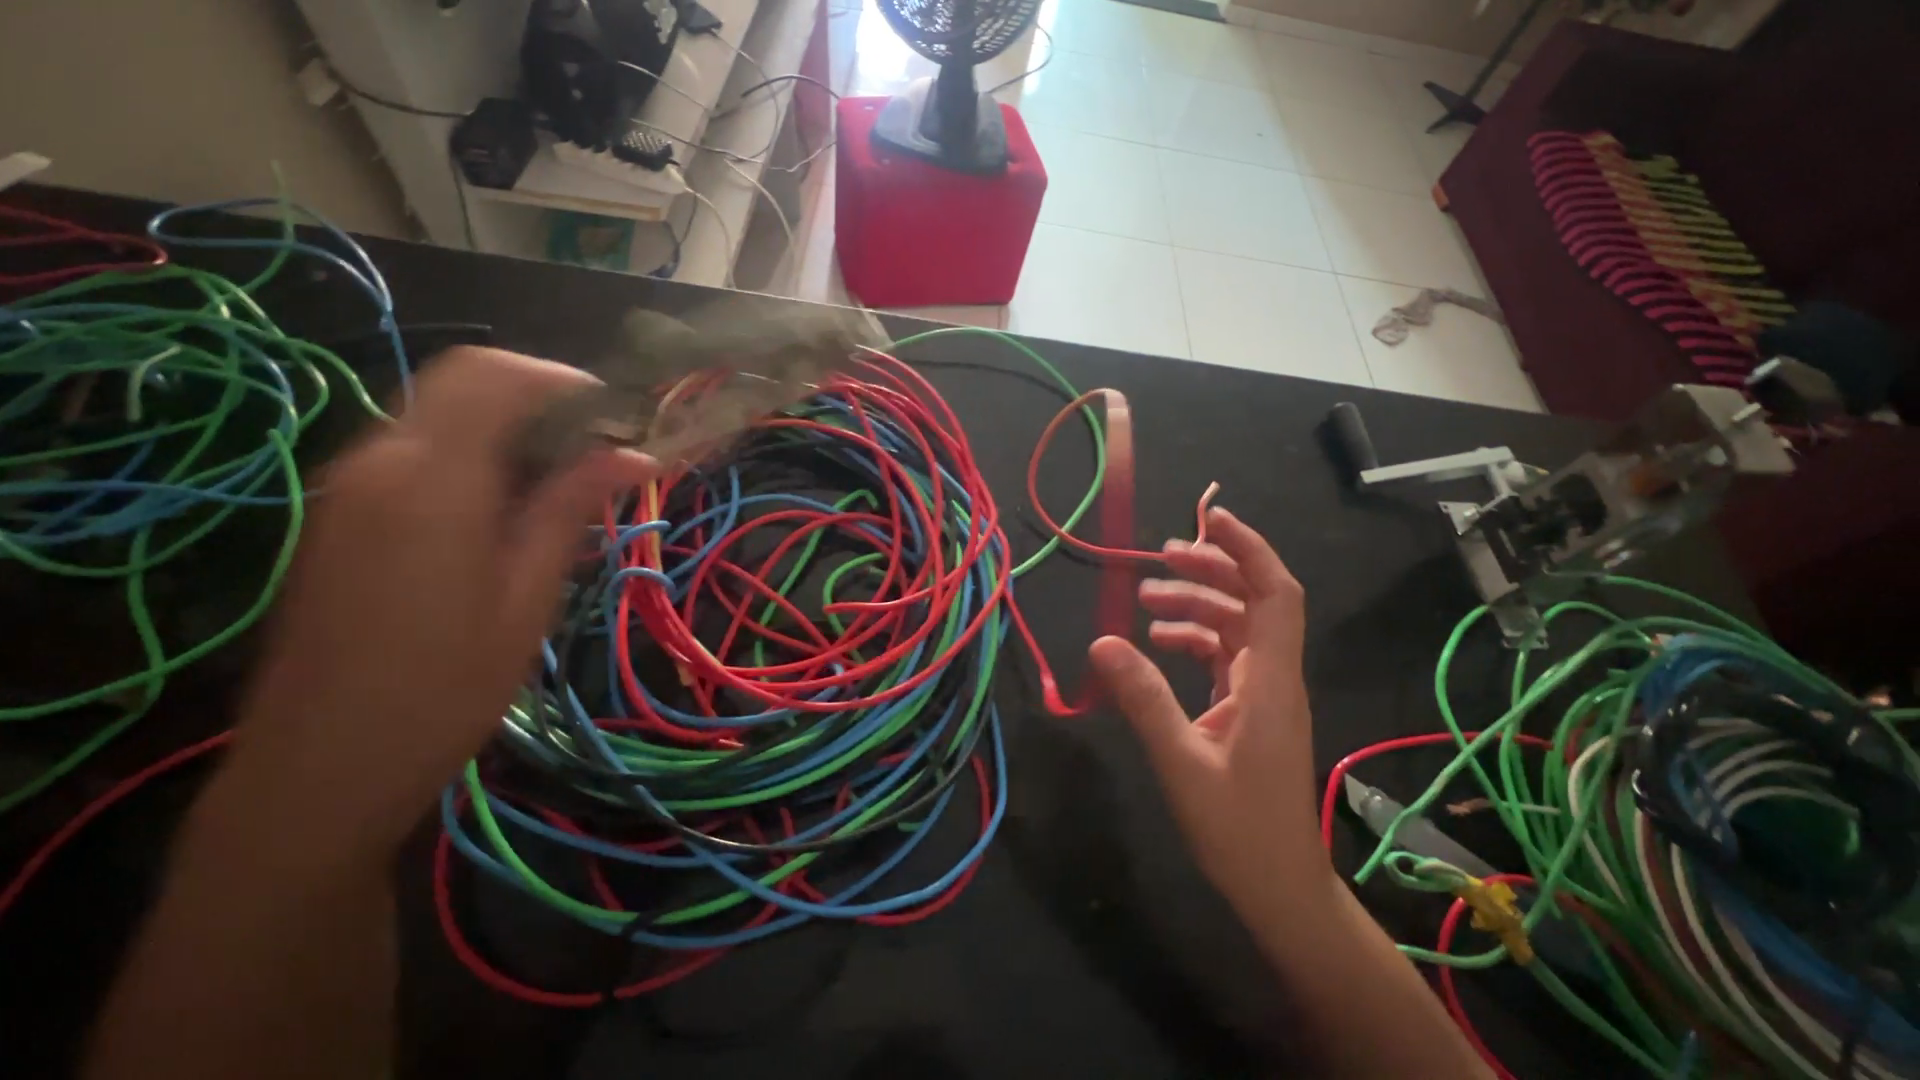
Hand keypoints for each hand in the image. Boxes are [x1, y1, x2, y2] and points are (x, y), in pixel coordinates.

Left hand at [218, 348, 655, 858]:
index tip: (616, 420)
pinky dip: (467, 457)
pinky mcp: (337, 515)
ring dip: (503, 429)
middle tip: (596, 452)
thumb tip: (632, 454)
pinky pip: (411, 453)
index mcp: (433, 477)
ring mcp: (348, 485)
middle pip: (460, 382)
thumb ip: (570, 508)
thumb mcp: (526, 599)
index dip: (562, 381)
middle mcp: (379, 460)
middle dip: (536, 400)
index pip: (494, 376)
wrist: (318, 769)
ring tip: (560, 487)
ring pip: (436, 416)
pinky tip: (502, 514)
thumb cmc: (443, 691)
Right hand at [1087, 507, 1328, 914]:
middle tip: (1157, 557)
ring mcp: (1265, 694)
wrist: (1279, 884)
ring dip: (1197, 606)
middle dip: (1210, 570)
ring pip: (1237, 628)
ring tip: (1144, 601)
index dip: (1249, 549)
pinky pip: (1227, 658)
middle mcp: (1275, 677)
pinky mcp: (1251, 711)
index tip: (1209, 518)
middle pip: (1254, 601)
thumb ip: (1144, 698)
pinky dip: (1195, 641)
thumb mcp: (1180, 762)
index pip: (1275, 594)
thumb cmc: (1237, 828)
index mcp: (1271, 681)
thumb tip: (1100, 641)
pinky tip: (1157, 645)